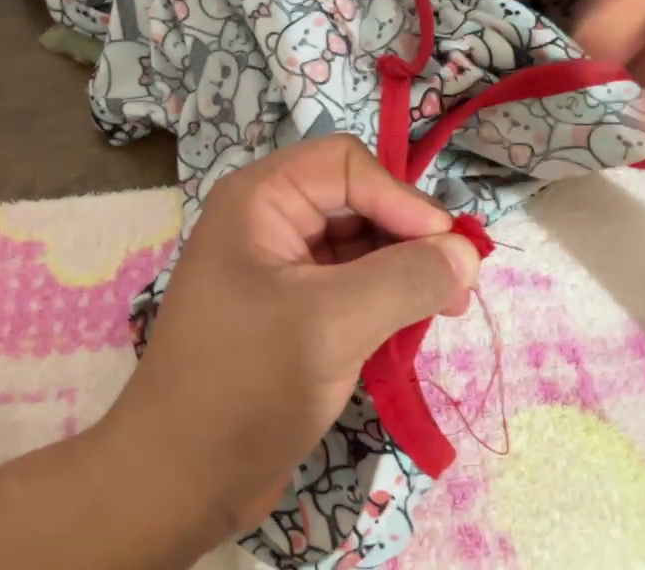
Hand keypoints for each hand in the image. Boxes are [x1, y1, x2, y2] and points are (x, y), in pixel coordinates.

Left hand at [95, 135, 481, 539]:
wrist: (178, 480)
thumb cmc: (245, 386)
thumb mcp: (332, 324)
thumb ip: (406, 278)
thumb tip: (467, 252)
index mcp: (260, 199)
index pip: (347, 164)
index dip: (401, 197)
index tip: (447, 250)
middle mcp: (268, 220)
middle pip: (359, 200)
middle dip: (410, 235)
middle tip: (459, 287)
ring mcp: (280, 267)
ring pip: (362, 244)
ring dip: (406, 269)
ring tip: (448, 309)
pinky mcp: (294, 310)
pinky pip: (353, 284)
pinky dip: (388, 298)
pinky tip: (415, 326)